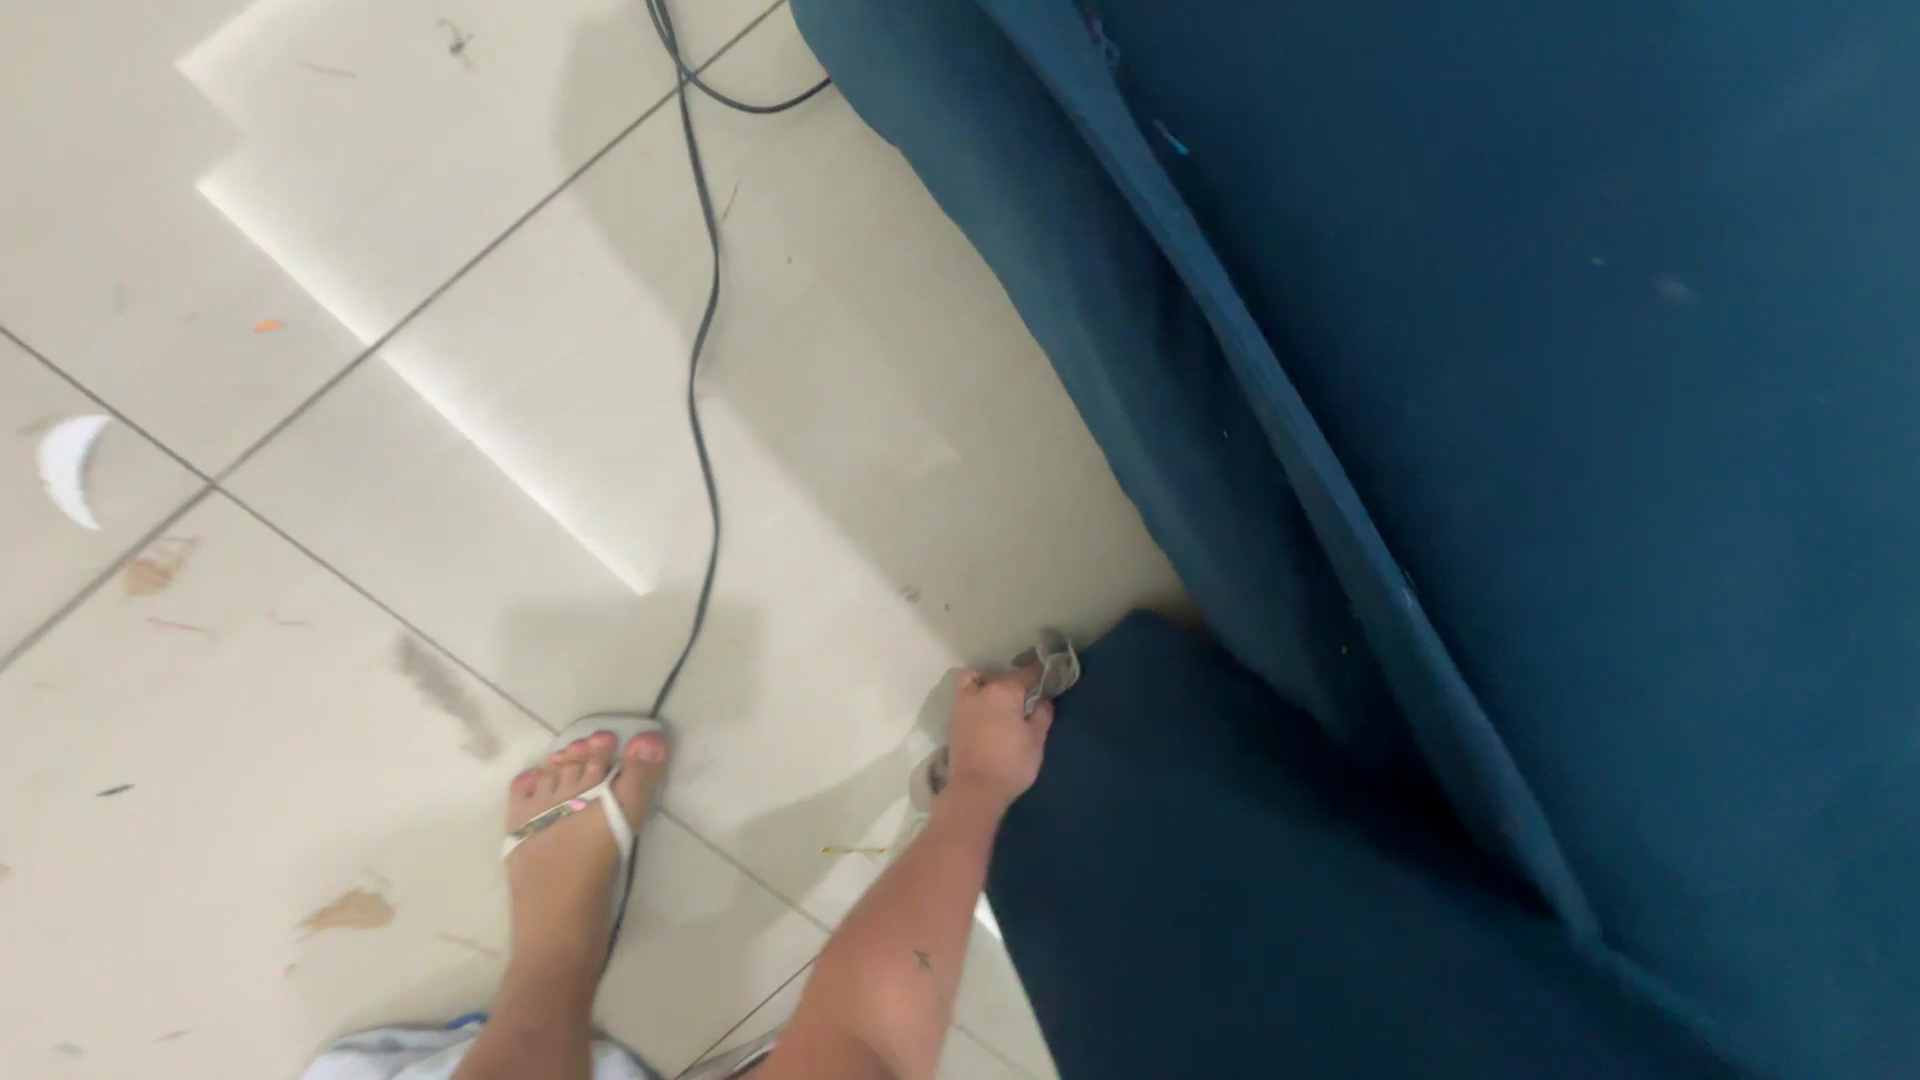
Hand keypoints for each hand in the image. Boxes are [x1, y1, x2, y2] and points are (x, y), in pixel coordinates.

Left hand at [943, 665, 1055, 812]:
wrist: (975, 789)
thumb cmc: (1011, 763)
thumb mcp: (1036, 740)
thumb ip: (1042, 715)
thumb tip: (1043, 700)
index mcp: (1004, 691)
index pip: (1026, 673)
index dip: (1040, 673)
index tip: (1048, 676)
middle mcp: (982, 690)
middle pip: (1002, 677)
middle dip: (1016, 682)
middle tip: (1028, 697)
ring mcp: (963, 703)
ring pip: (977, 680)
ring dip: (989, 683)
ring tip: (1002, 701)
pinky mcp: (954, 719)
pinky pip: (965, 695)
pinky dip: (974, 695)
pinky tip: (986, 712)